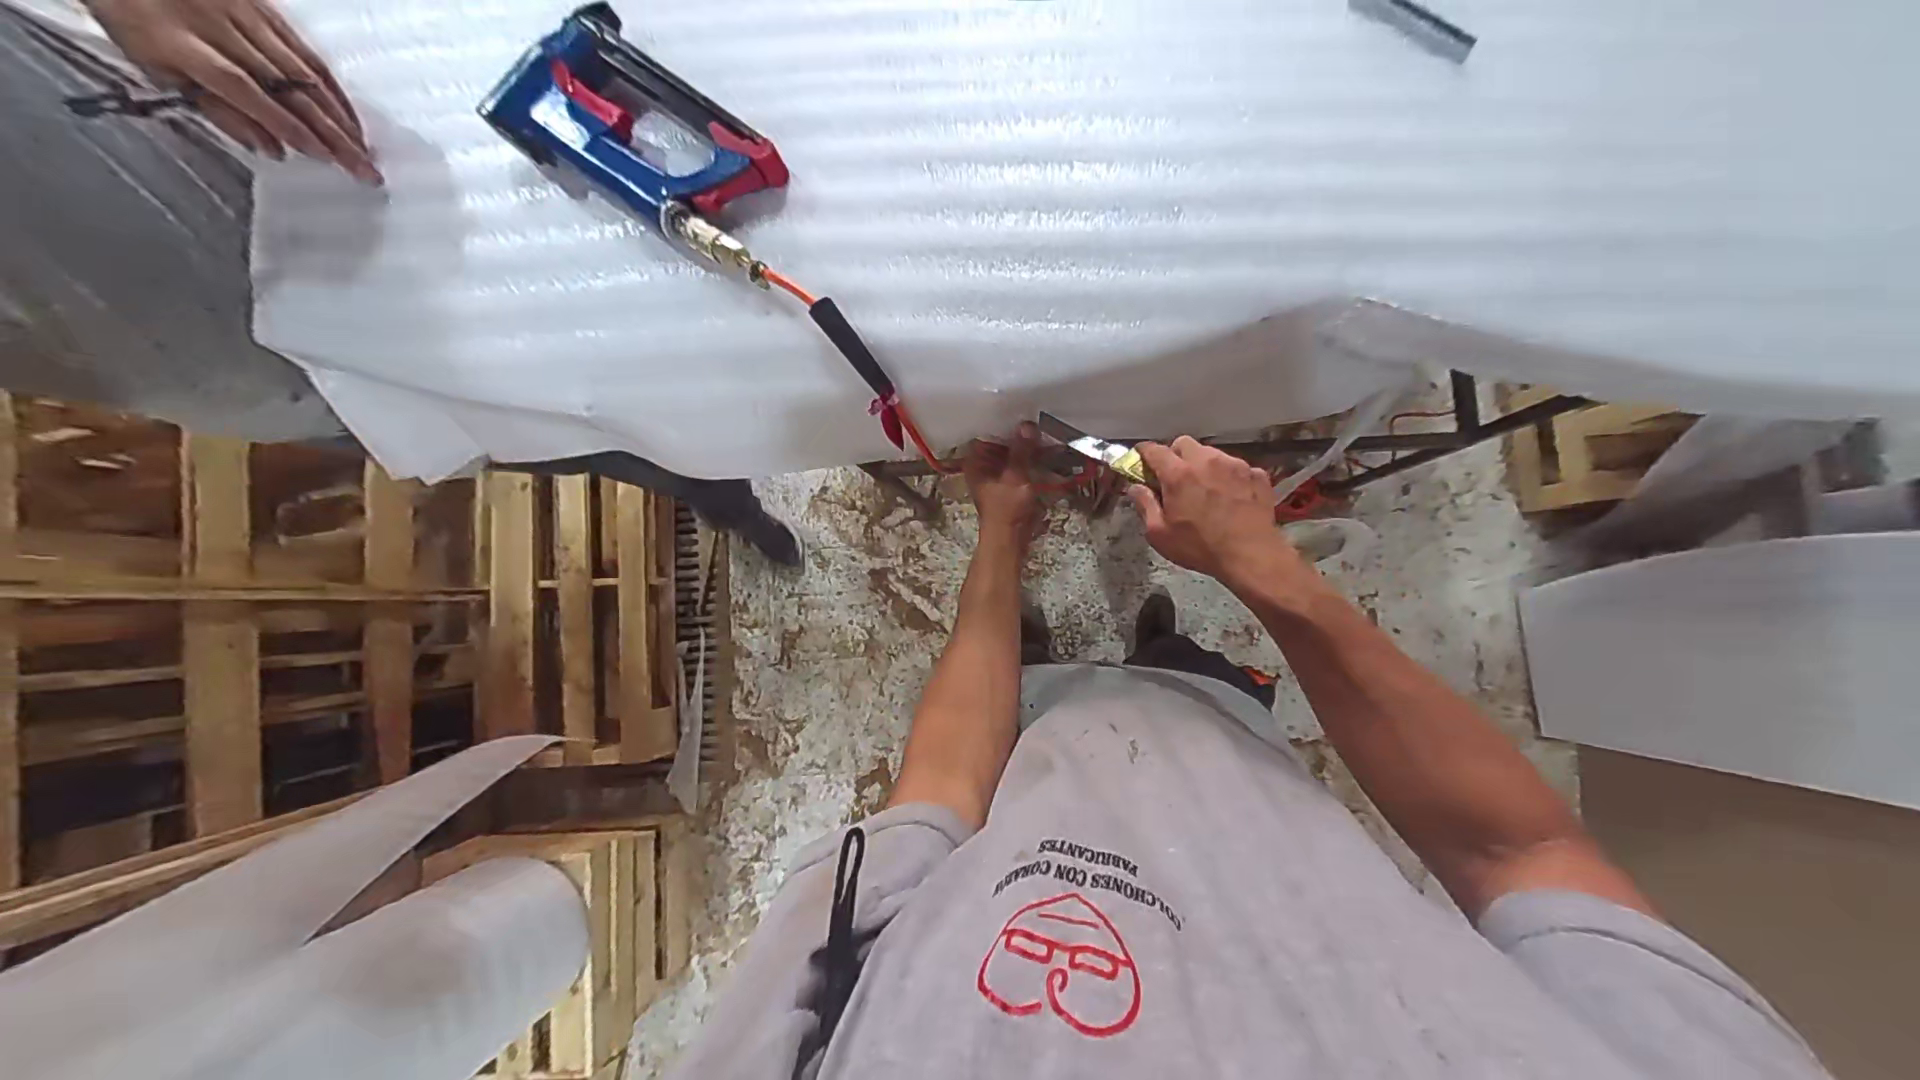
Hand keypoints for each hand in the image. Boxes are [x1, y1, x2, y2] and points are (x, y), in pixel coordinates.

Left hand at [88, 0, 380, 182]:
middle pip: (291, 91)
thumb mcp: (153, 66)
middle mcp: (219, 28)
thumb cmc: (130, 12)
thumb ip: (213, 109)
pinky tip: (350, 115)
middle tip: (366, 170)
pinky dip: (336, 90)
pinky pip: (308, 54)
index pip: (248, 93)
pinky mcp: (264, 8)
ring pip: (307, 76)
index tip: (326, 159)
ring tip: (365, 150)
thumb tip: (268, 148)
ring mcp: (245, 15)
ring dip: (343, 119)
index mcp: (182, 44)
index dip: (290, 128)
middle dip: (335, 137)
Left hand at [963, 422, 1039, 546]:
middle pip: (1002, 441)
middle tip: (1037, 413)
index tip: (1018, 406)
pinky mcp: (1012, 482)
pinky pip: (1022, 464)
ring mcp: (999, 474)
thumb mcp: (1015, 475)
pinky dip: (1032, 458)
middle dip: (1019, 431)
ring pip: (1014, 452)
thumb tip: (1027, 424)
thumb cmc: (1007, 508)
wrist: (1011, 538)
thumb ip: (1021, 449)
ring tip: (1045, 427)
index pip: (986, 432)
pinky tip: (1047, 447)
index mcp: (976, 461)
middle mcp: (985, 464)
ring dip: (1028, 444)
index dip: (1001, 419)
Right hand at [1129, 437, 1317, 600]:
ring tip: (1204, 488)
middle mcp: (1206, 461)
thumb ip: (1144, 505)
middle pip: (1184, 443)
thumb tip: (1135, 488)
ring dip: (1202, 465)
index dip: (1143, 453)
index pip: (1154, 450)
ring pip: (1211, 453)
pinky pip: (1236, 467)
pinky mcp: (1257, 474)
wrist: (1251, 556)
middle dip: (1175, 455)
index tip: (1140, 460)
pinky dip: (1228, 476)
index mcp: (1178, 474)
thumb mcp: (1159, 533)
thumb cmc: (1200, 547)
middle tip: (1174, 478)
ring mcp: (1235, 465)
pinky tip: (1230, 496)